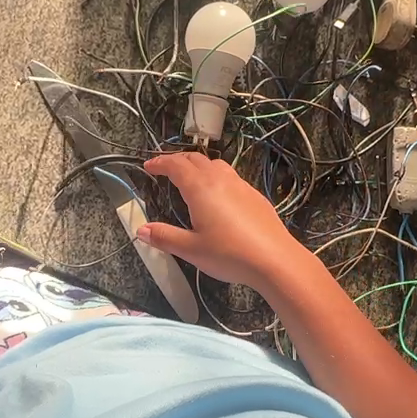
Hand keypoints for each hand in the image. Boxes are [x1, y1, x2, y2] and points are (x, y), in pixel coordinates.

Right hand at [139, 153, 314, 295]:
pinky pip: (231, 177)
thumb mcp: (191, 249)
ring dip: (199, 166)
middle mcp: (220, 180)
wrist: (274, 259)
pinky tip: (219, 196)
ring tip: (191, 177)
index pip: (176, 165)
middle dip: (178, 160)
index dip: (160, 163)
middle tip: (166, 168)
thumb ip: (165, 237)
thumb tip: (142, 230)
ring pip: (216, 165)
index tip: (149, 167)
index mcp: (200, 188)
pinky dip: (217, 177)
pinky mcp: (255, 196)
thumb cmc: (229, 254)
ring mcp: (241, 186)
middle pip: (196, 159)